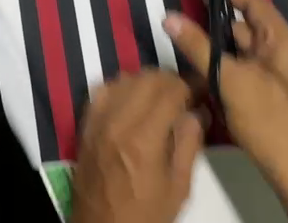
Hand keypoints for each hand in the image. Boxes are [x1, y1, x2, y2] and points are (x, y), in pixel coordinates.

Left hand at [70, 70, 204, 222]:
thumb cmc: (146, 214)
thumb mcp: (178, 187)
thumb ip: (189, 144)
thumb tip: (198, 110)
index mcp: (144, 140)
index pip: (170, 92)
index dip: (190, 85)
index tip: (202, 89)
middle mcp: (118, 121)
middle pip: (147, 78)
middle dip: (170, 81)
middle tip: (184, 94)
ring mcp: (98, 118)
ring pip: (125, 78)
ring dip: (146, 81)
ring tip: (160, 97)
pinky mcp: (86, 121)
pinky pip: (104, 88)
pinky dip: (122, 86)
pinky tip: (132, 98)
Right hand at [165, 0, 287, 222]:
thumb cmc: (271, 123)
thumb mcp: (230, 81)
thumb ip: (199, 46)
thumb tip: (169, 15)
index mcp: (286, 43)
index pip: (254, 3)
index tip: (196, 0)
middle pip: (247, 30)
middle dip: (216, 32)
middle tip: (185, 37)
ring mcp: (286, 81)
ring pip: (246, 56)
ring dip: (221, 57)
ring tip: (191, 62)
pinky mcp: (279, 102)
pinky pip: (250, 76)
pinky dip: (231, 76)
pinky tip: (210, 87)